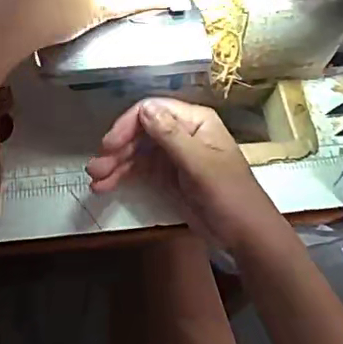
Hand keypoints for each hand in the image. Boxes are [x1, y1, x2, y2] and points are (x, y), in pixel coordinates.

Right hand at [86, 98, 292, 255]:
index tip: (109, 145)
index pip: (153, 111)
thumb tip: (145, 108)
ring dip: (115, 164)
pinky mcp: (169, 177)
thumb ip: (171, 136)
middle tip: (96, 168)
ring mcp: (175, 155)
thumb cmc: (230, 195)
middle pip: (141, 132)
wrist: (247, 235)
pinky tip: (106, 187)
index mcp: (195, 121)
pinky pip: (141, 170)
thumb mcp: (200, 165)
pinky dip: (123, 177)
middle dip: (117, 148)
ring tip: (95, 180)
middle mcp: (183, 133)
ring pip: (137, 152)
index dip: (127, 125)